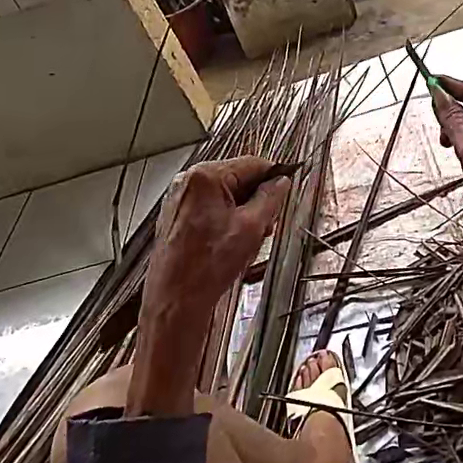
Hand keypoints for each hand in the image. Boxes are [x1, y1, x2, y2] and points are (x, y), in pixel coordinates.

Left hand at [128, 156, 292, 416]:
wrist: (176, 299)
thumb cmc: (205, 267)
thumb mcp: (252, 227)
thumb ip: (271, 198)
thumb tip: (280, 182)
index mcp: (205, 177)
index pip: (252, 164)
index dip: (274, 179)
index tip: (285, 191)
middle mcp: (188, 182)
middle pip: (238, 179)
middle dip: (256, 202)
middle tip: (265, 227)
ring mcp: (180, 199)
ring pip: (225, 196)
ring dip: (243, 214)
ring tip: (246, 242)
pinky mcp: (177, 216)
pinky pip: (210, 209)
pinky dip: (226, 222)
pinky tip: (230, 245)